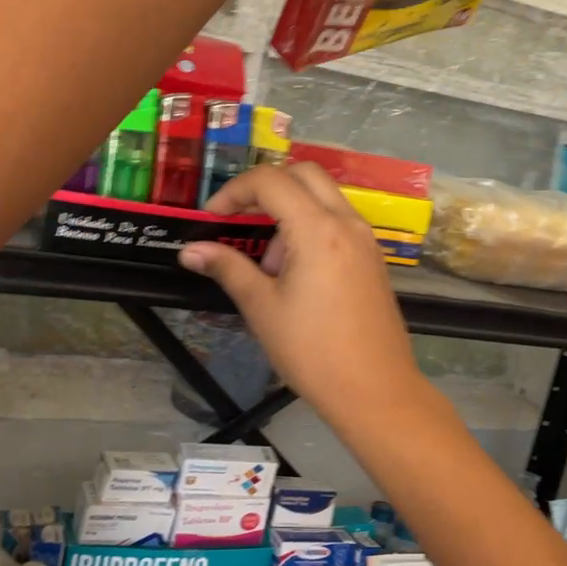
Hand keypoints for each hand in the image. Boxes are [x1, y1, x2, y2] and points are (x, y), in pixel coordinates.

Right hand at [179, 163, 419, 405]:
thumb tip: (190, 251)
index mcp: (318, 230)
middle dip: (265, 188)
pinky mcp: (372, 258)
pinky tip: (295, 274)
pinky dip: (310, 228)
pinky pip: (337, 221)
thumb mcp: (262, 308)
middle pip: (304, 173)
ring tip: (269, 265)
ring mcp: (365, 239)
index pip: (270, 181)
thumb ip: (227, 268)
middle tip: (240, 220)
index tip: (212, 219)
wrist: (376, 392)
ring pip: (323, 196)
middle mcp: (347, 223)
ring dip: (289, 210)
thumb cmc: (312, 351)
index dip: (234, 191)